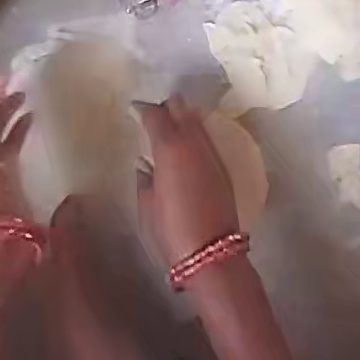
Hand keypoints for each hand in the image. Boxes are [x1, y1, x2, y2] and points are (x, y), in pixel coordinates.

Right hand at [136, 97, 238, 263]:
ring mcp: (210, 150)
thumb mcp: (148, 205)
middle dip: (167, 106)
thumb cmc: (172, 229)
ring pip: (196, 118)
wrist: (212, 252)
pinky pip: (206, 136)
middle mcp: (191, 141)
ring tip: (172, 126)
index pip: (155, 115)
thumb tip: (146, 166)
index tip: (136, 112)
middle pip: (180, 107)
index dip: (144, 111)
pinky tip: (188, 145)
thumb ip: (145, 179)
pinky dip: (195, 132)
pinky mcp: (222, 163)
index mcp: (168, 147)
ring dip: (184, 116)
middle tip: (156, 115)